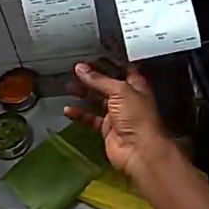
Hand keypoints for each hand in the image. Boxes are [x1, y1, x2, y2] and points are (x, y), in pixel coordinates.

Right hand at [65, 63, 178, 179]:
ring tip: (68, 86)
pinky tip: (68, 110)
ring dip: (83, 93)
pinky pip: (90, 118)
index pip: (120, 69)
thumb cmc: (137, 117)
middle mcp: (126, 99)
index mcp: (135, 86)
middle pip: (106, 84)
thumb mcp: (119, 91)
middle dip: (91, 77)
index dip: (106, 63)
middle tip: (74, 71)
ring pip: (96, 100)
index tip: (88, 57)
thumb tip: (80, 68)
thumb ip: (99, 79)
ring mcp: (116, 114)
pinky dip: (80, 114)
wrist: (140, 151)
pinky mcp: (107, 129)